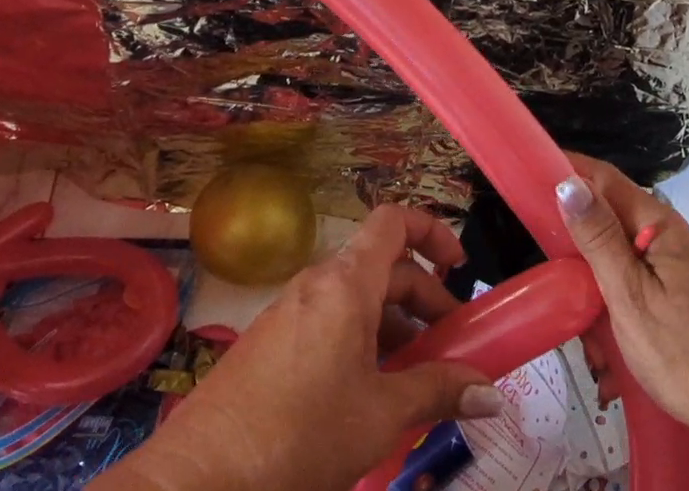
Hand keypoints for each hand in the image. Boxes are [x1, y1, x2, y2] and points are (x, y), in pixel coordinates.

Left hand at [96, 205, 505, 490]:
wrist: (198, 482)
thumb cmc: (300, 434)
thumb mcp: (381, 415)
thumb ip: (438, 392)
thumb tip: (490, 393)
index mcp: (346, 284)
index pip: (394, 222)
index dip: (433, 232)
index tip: (460, 268)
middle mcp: (316, 286)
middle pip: (383, 267)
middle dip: (424, 299)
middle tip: (451, 345)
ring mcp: (288, 314)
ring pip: (356, 300)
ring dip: (394, 326)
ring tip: (416, 376)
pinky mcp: (269, 345)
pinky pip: (328, 324)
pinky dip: (361, 342)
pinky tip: (369, 393)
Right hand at [555, 152, 688, 435]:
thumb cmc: (684, 354)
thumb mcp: (629, 296)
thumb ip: (598, 238)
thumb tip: (569, 182)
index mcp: (659, 225)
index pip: (605, 178)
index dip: (567, 169)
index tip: (526, 175)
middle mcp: (669, 236)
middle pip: (607, 221)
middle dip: (577, 254)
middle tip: (558, 292)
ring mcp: (676, 266)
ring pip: (616, 262)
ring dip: (595, 297)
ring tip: (595, 348)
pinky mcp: (678, 294)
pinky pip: (632, 288)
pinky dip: (613, 314)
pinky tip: (610, 356)